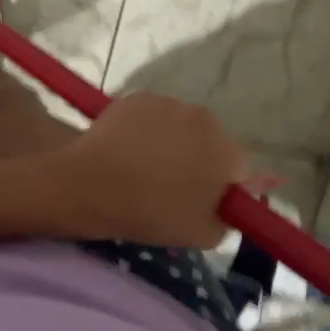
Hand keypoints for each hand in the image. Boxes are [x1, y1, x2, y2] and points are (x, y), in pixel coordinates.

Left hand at [48, 93, 246, 247]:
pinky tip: (127, 149)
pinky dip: (145, 129)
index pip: (241, 169)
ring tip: (144, 166)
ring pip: (180, 125)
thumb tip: (240, 195)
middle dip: (200, 159)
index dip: (225, 185)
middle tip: (171, 185)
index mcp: (226, 151)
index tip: (203, 199)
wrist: (88, 185)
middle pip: (211, 141)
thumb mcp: (203, 233)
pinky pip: (151, 116)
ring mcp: (166, 103)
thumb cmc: (149, 213)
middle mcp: (203, 117)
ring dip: (172, 140)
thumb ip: (232, 214)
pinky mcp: (135, 97)